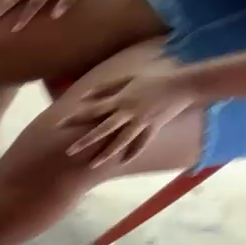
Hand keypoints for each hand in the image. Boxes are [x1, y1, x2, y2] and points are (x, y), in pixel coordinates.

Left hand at [59, 60, 194, 166]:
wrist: (187, 82)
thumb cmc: (156, 79)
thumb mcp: (130, 79)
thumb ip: (106, 87)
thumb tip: (83, 96)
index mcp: (120, 100)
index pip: (92, 110)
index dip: (75, 118)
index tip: (58, 125)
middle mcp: (128, 112)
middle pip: (103, 129)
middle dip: (86, 141)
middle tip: (69, 152)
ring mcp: (142, 121)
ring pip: (121, 140)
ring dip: (106, 153)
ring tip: (92, 165)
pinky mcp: (155, 126)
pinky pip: (143, 142)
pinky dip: (134, 152)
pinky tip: (123, 162)